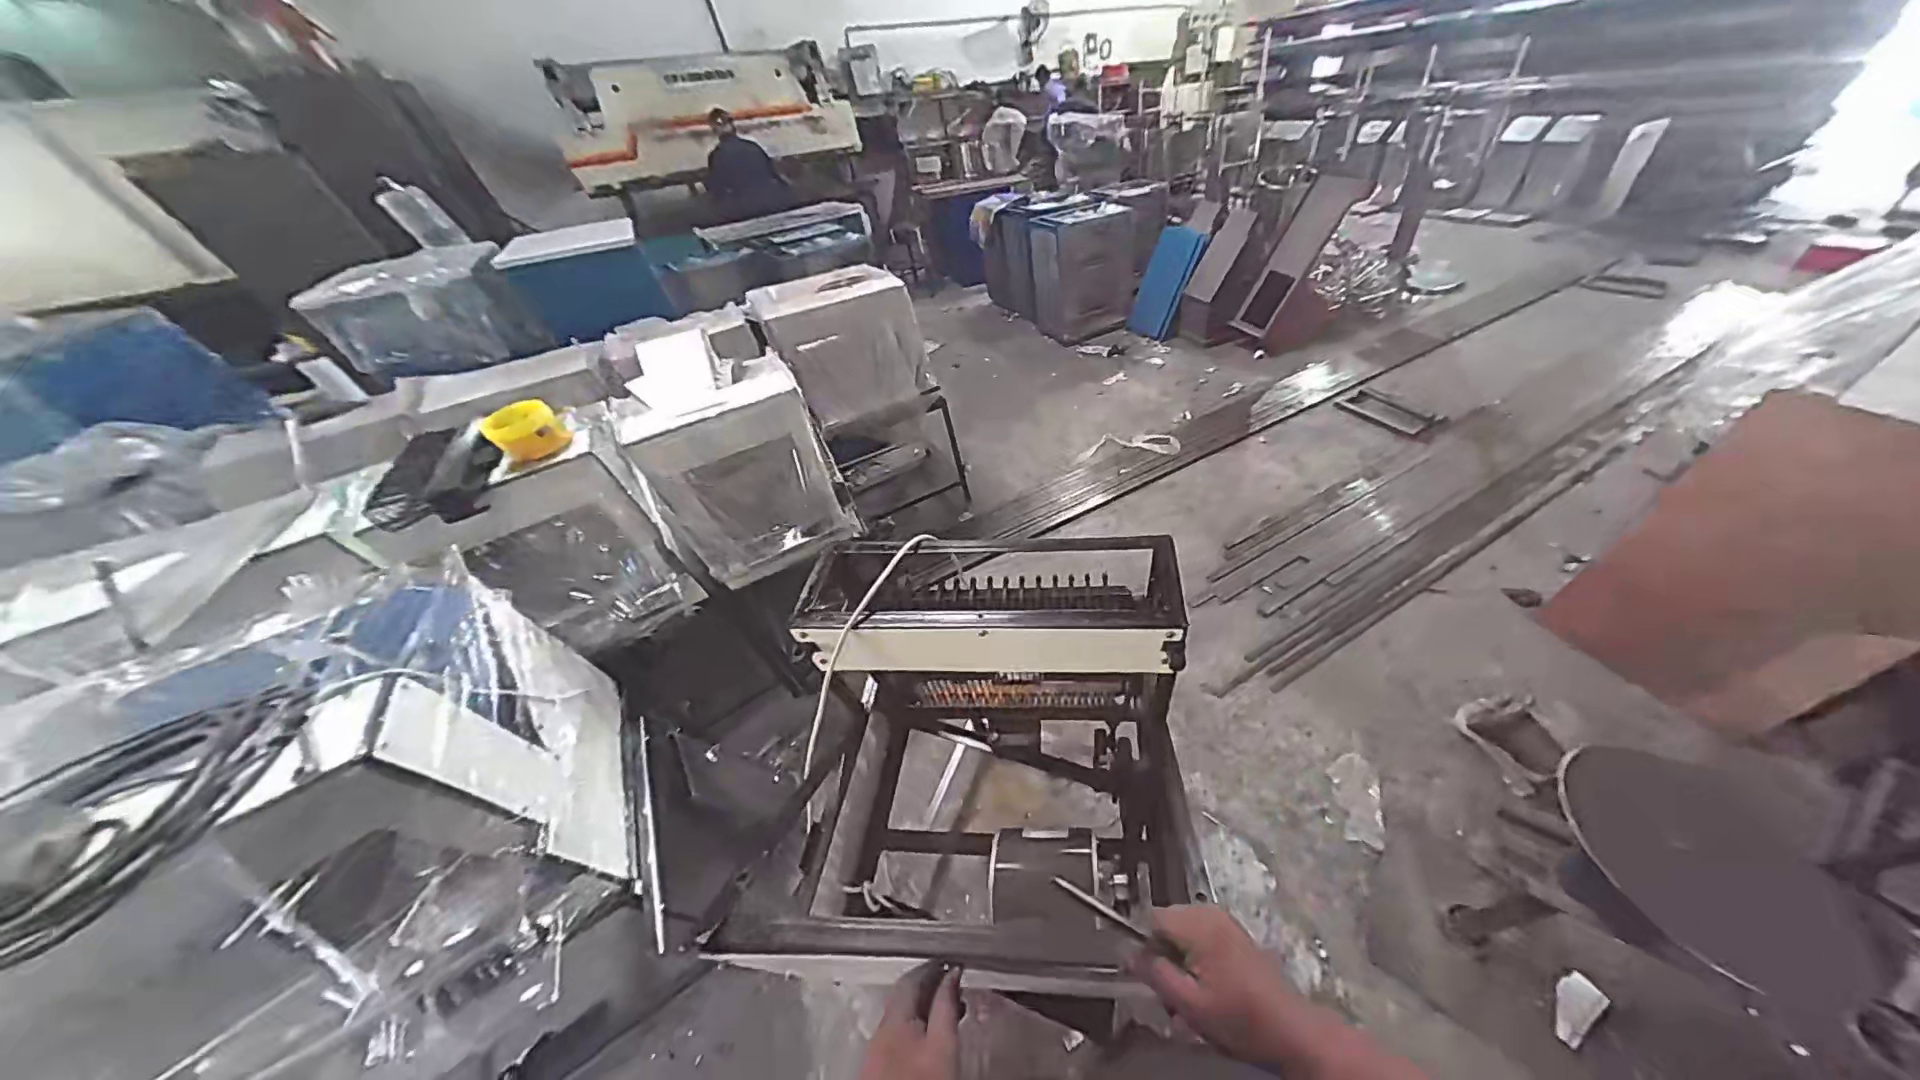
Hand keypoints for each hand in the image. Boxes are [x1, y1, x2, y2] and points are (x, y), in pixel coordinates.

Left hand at [858, 961, 962, 1079]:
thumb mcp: (943, 1046)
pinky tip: (929, 1040)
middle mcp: (880, 1028)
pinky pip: (897, 1035)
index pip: (911, 978)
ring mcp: (876, 1051)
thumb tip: (953, 973)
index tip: (953, 965)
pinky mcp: (877, 1070)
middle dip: (927, 986)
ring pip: (900, 1016)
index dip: (933, 968)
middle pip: (903, 995)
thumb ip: (946, 1007)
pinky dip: (915, 1027)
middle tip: (953, 987)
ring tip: (948, 1012)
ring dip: (922, 1007)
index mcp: (894, 1017)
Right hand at [1131, 905, 1303, 1064]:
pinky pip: (1200, 933)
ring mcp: (1225, 921)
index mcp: (1199, 924)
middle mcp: (1210, 913)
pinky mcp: (1234, 932)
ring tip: (1189, 990)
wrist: (1292, 1031)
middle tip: (1171, 988)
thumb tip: (1131, 955)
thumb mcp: (1190, 1004)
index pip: (1152, 917)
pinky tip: (1206, 983)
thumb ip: (1156, 975)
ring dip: (1178, 955)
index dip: (1145, 944)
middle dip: (1162, 951)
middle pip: (1167, 921)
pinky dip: (1196, 954)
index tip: (1151, 974)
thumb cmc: (1240, 1018)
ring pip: (1182, 928)